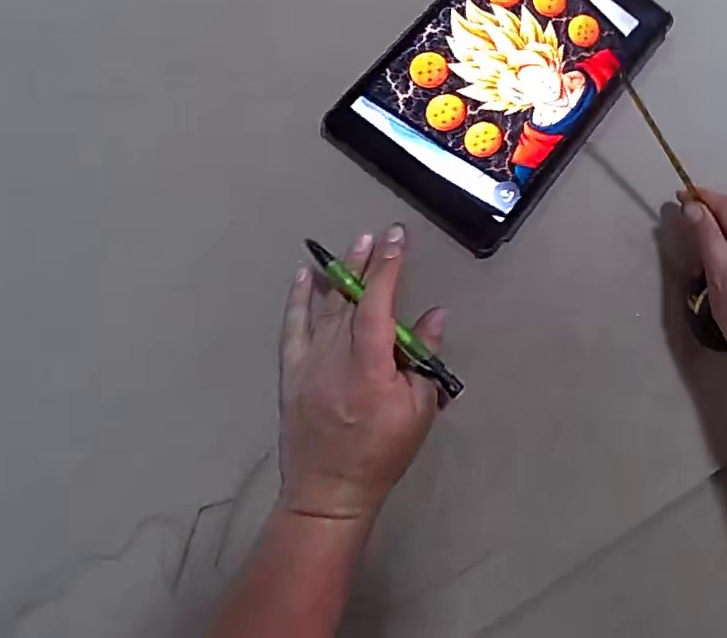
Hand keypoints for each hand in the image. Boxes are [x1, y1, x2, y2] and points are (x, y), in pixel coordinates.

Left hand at [277, 224, 446, 521]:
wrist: (328, 493)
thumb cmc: (382, 451)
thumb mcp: (419, 408)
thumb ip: (424, 356)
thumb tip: (435, 314)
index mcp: (369, 366)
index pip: (379, 303)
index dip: (388, 267)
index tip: (397, 239)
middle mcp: (335, 357)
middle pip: (352, 298)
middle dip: (368, 261)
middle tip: (379, 234)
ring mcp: (309, 363)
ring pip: (326, 307)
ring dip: (342, 272)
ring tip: (355, 244)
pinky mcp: (291, 372)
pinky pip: (293, 327)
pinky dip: (299, 299)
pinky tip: (305, 274)